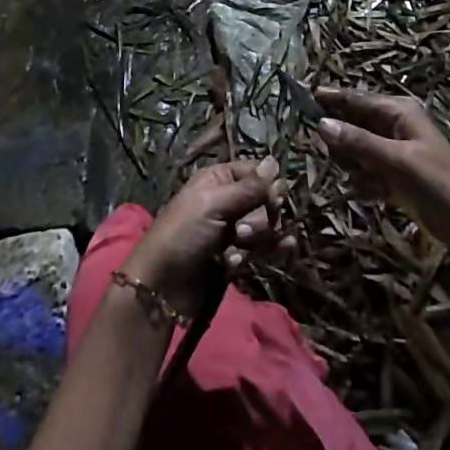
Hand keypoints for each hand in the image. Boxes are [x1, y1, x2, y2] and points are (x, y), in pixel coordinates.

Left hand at [122, 157, 292, 319]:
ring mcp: (234, 228)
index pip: (258, 172)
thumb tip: (274, 161)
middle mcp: (229, 200)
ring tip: (239, 250)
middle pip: (266, 199)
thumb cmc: (183, 235)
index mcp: (219, 180)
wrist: (163, 288)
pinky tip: (286, 247)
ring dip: (260, 236)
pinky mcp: (238, 253)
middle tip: (241, 232)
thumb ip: (250, 187)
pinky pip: (264, 245)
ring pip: (266, 224)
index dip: (269, 185)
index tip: (273, 199)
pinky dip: (270, 248)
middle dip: (261, 216)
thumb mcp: (213, 204)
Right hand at [314, 88, 449, 246]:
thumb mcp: (397, 161)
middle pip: (352, 124)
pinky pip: (365, 172)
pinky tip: (375, 195)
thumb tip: (322, 124)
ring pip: (356, 151)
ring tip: (368, 180)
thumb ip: (359, 142)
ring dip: (354, 166)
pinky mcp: (394, 175)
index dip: (329, 98)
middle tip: (341, 160)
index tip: (299, 95)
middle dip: (342, 142)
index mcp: (399, 111)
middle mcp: (395, 125)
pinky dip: (365, 183)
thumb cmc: (439, 184)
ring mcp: (394, 151)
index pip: (356, 98)